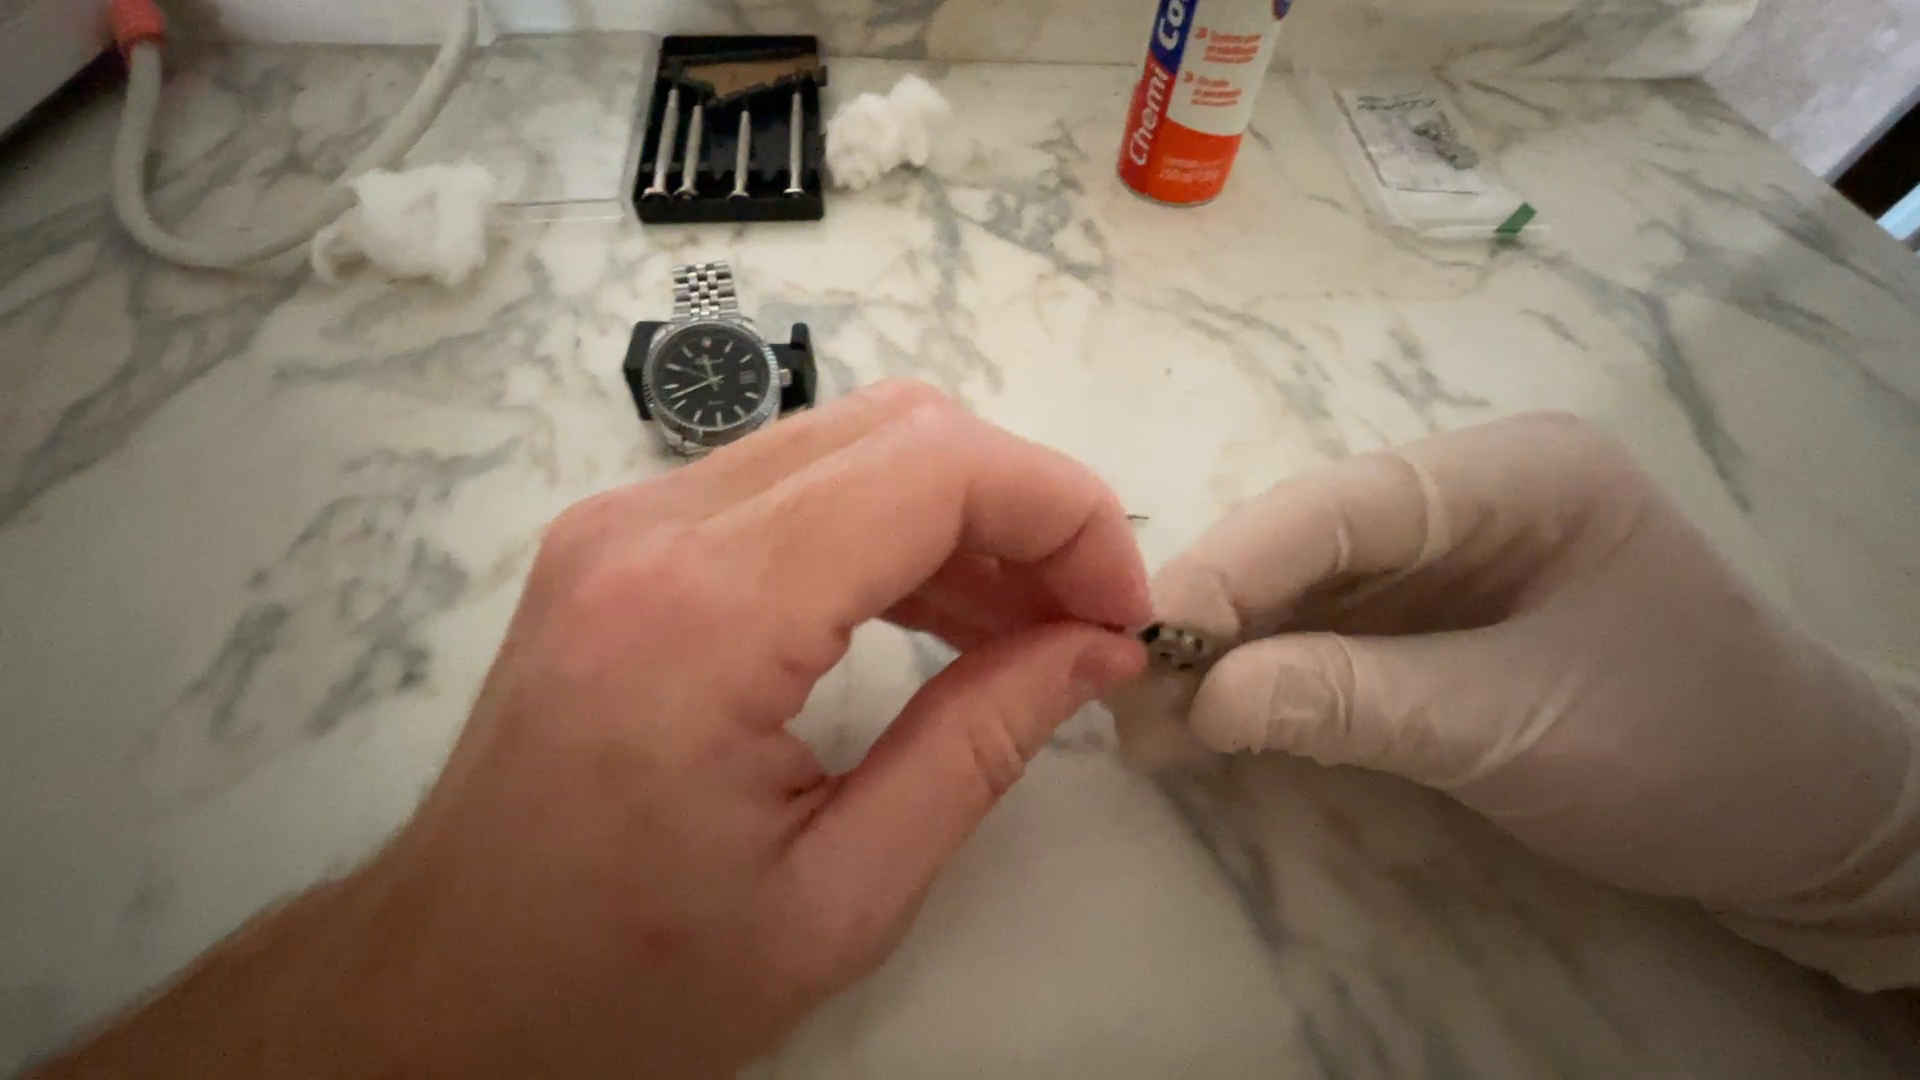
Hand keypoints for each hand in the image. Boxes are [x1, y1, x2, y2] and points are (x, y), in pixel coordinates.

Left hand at [37, 380, 1148, 1078]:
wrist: (443, 989)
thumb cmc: (627, 981)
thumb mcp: (843, 896)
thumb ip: (983, 747)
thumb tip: (1096, 647)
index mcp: (702, 615)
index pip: (933, 471)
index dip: (1063, 511)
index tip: (1120, 605)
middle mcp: (656, 525)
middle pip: (904, 430)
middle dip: (1026, 506)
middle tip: (1083, 615)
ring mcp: (634, 516)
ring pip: (860, 443)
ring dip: (968, 517)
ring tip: (1029, 623)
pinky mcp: (636, 534)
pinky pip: (807, 487)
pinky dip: (899, 533)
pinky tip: (947, 612)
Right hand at [1107, 413, 1919, 989]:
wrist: (1801, 826)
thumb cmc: (1695, 756)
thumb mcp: (1514, 728)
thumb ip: (1350, 702)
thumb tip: (1200, 701)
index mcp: (1503, 475)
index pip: (1331, 507)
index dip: (1227, 568)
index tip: (1139, 635)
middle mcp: (1446, 498)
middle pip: (1290, 545)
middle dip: (1205, 622)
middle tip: (1124, 696)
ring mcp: (1418, 557)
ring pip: (1282, 592)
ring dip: (1212, 658)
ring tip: (1145, 726)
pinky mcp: (1400, 615)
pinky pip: (1302, 634)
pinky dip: (1248, 681)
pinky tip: (1199, 722)